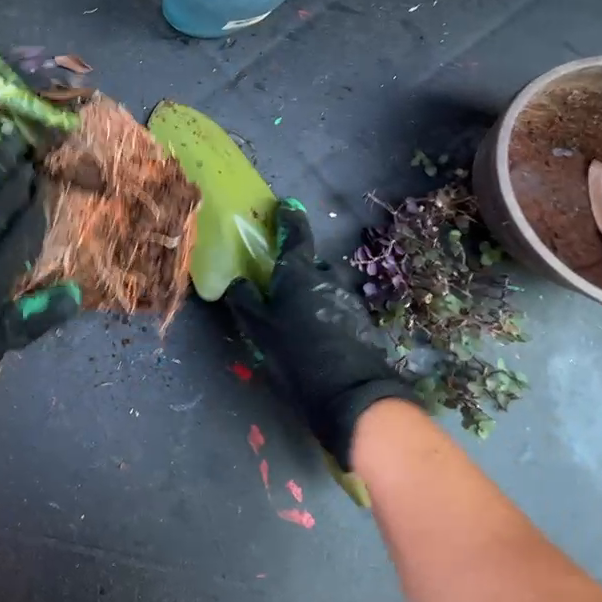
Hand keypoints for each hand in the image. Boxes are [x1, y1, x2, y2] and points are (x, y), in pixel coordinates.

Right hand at [225, 199, 418, 469]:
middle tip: (280, 281)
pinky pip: (337, 309)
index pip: (296, 234)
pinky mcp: (363, 326)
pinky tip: (315, 334)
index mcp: (300, 273)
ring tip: (296, 313)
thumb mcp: (259, 328)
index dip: (288, 218)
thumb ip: (245, 300)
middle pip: (313, 264)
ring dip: (312, 293)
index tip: (283, 205)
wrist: (353, 396)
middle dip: (299, 267)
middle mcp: (328, 280)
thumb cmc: (298, 353)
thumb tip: (238, 280)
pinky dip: (324, 314)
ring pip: (326, 288)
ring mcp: (350, 303)